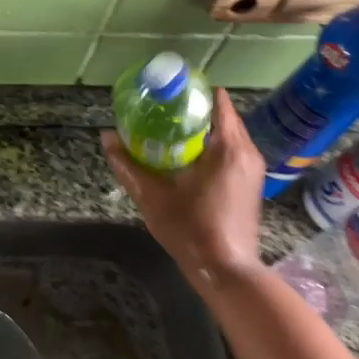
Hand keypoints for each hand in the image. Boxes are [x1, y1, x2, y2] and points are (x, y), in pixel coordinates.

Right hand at [103, 87, 265, 287]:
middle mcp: (246, 153)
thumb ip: (128, 164)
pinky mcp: (250, 184)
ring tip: (170, 129)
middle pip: (222, 118)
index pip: (218, 103)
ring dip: (202, 130)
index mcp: (228, 148)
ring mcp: (252, 170)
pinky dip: (211, 146)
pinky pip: (231, 152)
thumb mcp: (152, 196)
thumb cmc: (191, 229)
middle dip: (194, 111)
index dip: (195, 92)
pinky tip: (185, 156)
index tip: (170, 89)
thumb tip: (106, 136)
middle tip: (162, 109)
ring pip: (227, 136)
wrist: (225, 270)